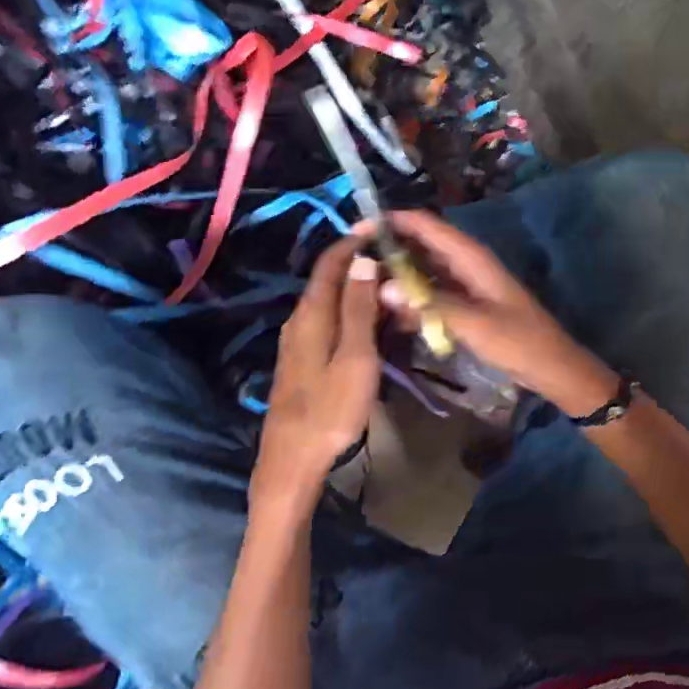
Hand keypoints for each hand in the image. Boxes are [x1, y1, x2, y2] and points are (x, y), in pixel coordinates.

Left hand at [253, 235, 382, 505]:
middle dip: (359, 266)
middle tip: (396, 264)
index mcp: (311, 314)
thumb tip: (363, 261)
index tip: (382, 231)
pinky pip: (327, 323)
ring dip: (356, 292)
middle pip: (328, 281)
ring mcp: (296, 342)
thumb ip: (359, 309)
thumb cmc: (330, 410)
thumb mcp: (355, 358)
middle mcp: (299, 321)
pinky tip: (369, 326)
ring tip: (390, 291)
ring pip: (328, 303)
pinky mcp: (300, 361)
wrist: (292, 458)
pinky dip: (349, 314)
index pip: (330, 264)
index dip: (354, 242)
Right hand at [377, 211, 618, 416]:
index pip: (425, 224)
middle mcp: (465, 263)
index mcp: (470, 257)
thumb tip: (383, 290)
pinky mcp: (464, 303)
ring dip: (396, 272)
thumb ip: (429, 306)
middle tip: (352, 261)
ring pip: (423, 267)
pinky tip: (387, 309)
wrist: (551, 367)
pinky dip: (410, 295)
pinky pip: (430, 290)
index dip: (391, 221)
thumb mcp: (474, 324)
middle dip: (388, 247)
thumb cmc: (518, 342)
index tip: (356, 230)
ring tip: (362, 283)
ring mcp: (465, 283)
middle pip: (420, 243)